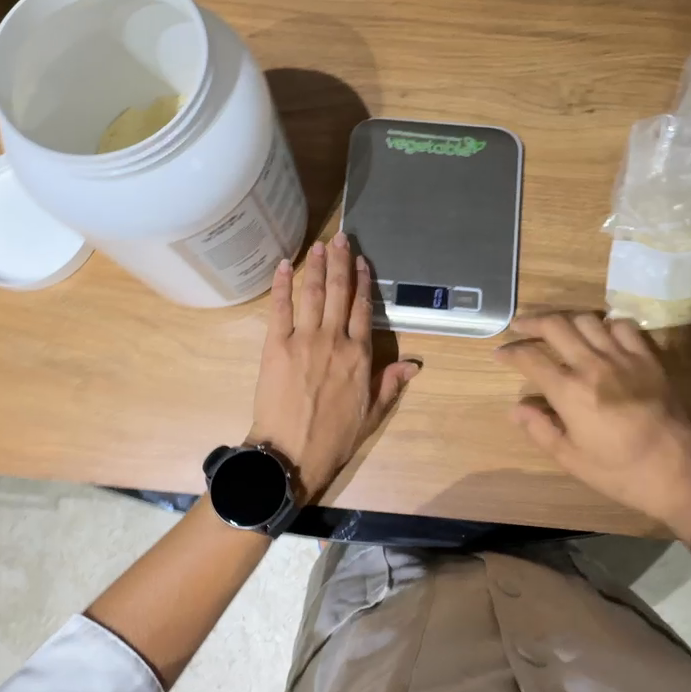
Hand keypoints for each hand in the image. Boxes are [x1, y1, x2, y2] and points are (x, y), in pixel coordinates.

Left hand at [249, 234, 420, 497]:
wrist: (291, 453)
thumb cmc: (334, 438)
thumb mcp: (372, 414)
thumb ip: (390, 384)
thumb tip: (414, 364)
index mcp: (359, 355)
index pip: (363, 309)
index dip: (363, 283)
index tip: (362, 262)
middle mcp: (334, 339)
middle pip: (339, 292)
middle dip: (340, 263)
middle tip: (341, 238)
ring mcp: (303, 340)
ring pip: (312, 294)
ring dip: (315, 266)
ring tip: (319, 245)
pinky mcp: (275, 345)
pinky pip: (280, 308)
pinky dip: (281, 285)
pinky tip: (283, 265)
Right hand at [495, 312, 690, 538]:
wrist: (680, 472)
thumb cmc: (621, 473)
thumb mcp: (572, 460)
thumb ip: (540, 430)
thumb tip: (515, 409)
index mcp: (569, 392)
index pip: (530, 358)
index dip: (510, 352)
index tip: (499, 353)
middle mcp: (592, 365)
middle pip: (555, 326)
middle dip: (531, 322)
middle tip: (519, 326)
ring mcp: (623, 358)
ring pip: (587, 319)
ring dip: (565, 319)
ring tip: (555, 327)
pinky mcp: (648, 359)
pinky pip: (623, 326)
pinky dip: (606, 324)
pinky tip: (600, 334)